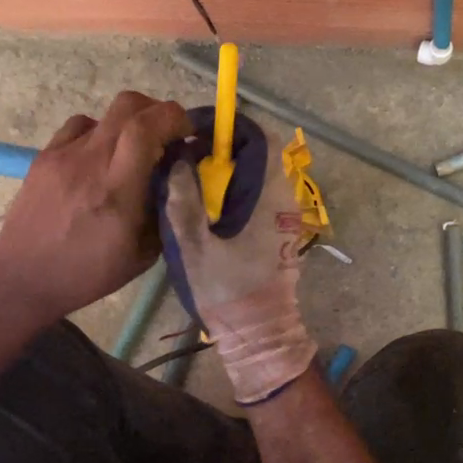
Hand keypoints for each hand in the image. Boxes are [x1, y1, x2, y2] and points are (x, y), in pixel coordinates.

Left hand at [0, 92, 190, 326]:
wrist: (22, 277)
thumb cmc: (89, 273)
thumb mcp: (145, 252)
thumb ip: (168, 210)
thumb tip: (185, 179)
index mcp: (117, 190)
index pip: (146, 127)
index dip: (174, 118)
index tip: (190, 134)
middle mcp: (89, 163)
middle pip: (128, 105)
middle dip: (158, 112)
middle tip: (169, 136)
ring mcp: (62, 155)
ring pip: (105, 114)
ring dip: (129, 124)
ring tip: (134, 152)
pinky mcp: (44, 156)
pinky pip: (80, 127)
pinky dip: (101, 134)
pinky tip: (101, 158)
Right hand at [164, 136, 315, 404]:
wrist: (261, 335)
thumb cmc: (228, 291)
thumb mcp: (195, 246)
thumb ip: (183, 201)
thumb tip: (177, 160)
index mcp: (269, 197)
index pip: (261, 139)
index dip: (231, 127)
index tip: (196, 130)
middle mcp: (284, 200)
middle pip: (260, 154)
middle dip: (223, 147)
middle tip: (185, 154)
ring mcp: (285, 216)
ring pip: (259, 174)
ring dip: (228, 168)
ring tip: (189, 176)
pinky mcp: (278, 230)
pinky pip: (259, 194)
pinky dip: (234, 188)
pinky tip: (205, 203)